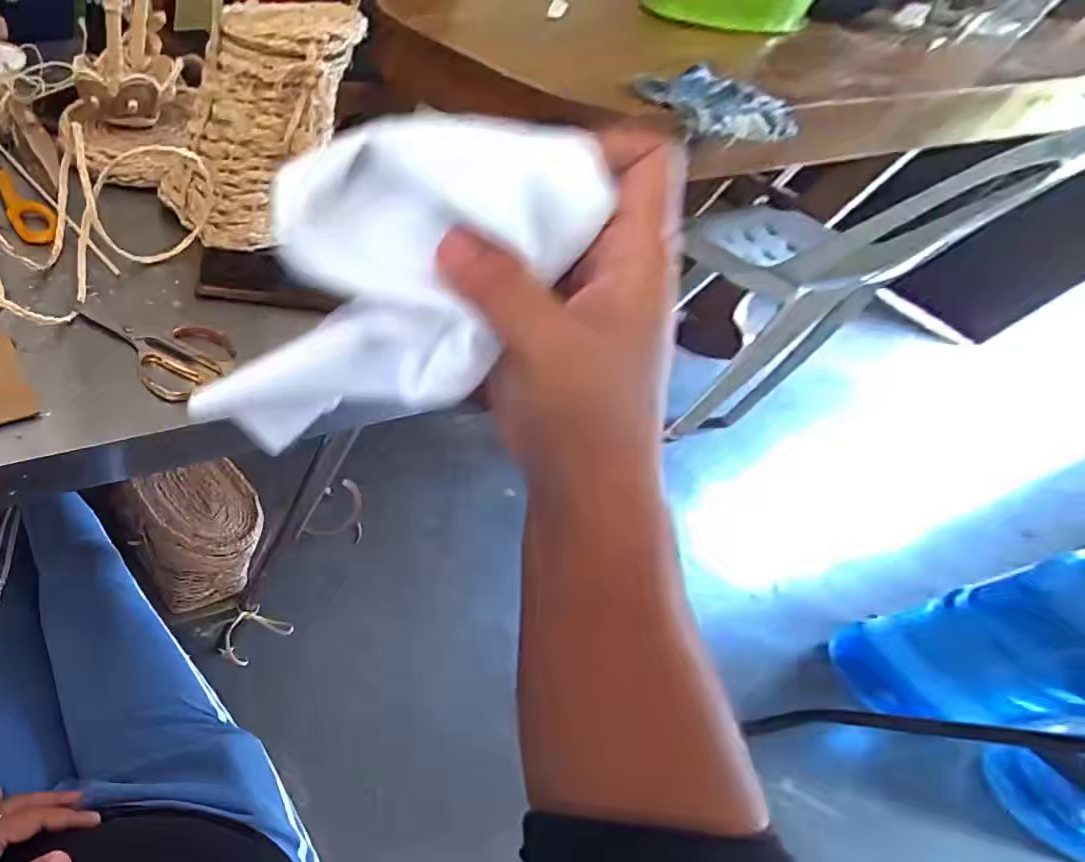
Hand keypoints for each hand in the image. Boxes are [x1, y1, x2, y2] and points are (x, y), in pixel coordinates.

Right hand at [434, 128, 683, 477]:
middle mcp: (611, 273)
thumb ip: (499, 287)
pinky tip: (448, 297)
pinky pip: (514, 295)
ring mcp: (576, 307)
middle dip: (522, 200)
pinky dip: (483, 290)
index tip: (525, 170)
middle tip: (464, 206)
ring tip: (446, 249)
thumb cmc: (582, 413)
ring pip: (540, 253)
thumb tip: (450, 238)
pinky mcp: (543, 337)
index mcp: (636, 258)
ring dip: (495, 250)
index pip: (645, 164)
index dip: (596, 148)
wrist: (581, 484)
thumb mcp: (542, 343)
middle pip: (580, 204)